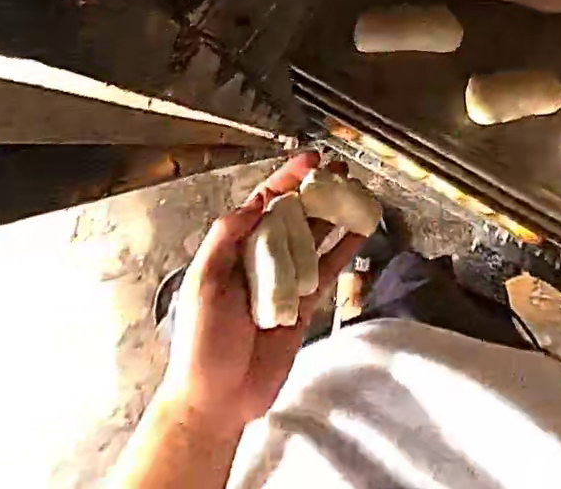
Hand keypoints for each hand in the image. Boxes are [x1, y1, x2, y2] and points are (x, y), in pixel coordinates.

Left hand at [152, 151, 365, 434]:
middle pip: (296, 213)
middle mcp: (264, 256)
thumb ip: (226, 238)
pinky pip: (328, 268)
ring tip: (355, 193)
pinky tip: (358, 232)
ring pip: (316, 236)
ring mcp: (287, 277)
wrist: (217, 401)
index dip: (289, 177)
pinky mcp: (304, 302)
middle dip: (318, 190)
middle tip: (341, 171)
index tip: (311, 159)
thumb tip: (255, 201)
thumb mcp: (202, 284)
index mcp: (237, 246)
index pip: (267, 201)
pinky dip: (344, 249)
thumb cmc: (201, 345)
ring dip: (335, 213)